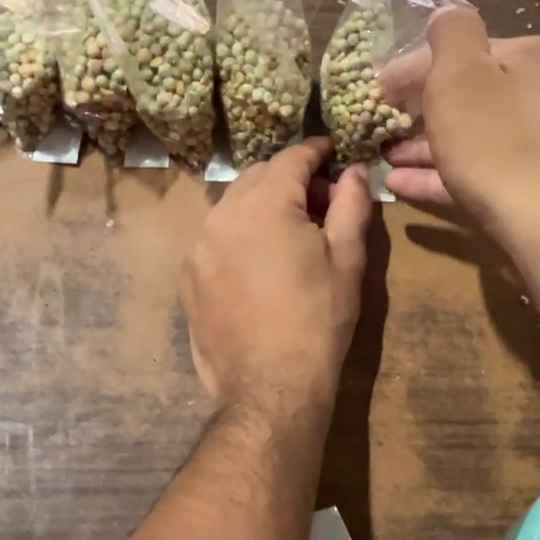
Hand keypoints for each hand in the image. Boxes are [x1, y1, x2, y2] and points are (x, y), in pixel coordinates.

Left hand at [181, 138, 370, 414]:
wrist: (270, 387)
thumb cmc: (318, 320)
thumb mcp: (347, 259)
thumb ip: (351, 204)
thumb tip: (353, 171)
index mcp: (263, 204)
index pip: (291, 158)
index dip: (316, 151)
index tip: (334, 153)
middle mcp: (221, 215)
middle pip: (257, 177)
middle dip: (289, 179)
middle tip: (320, 201)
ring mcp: (198, 247)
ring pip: (233, 207)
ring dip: (262, 206)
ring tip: (290, 234)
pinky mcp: (187, 278)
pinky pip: (216, 239)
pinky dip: (239, 236)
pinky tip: (259, 263)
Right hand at [379, 9, 539, 245]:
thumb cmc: (498, 143)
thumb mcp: (462, 74)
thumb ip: (451, 35)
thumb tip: (445, 18)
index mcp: (536, 54)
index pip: (463, 52)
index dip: (412, 70)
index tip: (374, 92)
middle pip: (469, 95)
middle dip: (418, 111)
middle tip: (378, 128)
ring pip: (473, 136)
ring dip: (424, 145)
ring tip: (383, 158)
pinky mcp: (538, 185)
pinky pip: (481, 171)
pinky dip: (442, 174)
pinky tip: (401, 186)